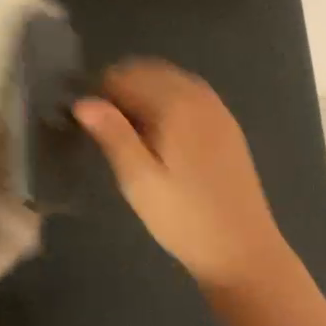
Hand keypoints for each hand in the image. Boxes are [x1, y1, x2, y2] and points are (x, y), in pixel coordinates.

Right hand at [73, 60, 290, 293]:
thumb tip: (82, 101)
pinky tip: (157, 135)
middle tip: (102, 127)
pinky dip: (165, 101)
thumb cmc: (184, 218)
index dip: (99, 94)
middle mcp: (199, 98)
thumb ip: (112, 134)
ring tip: (126, 131)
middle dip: (120, 89)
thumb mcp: (138, 180)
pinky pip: (188, 95)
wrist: (244, 253)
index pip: (124, 77)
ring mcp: (217, 111)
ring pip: (168, 80)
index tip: (84, 122)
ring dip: (142, 93)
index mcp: (176, 106)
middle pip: (148, 72)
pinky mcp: (226, 127)